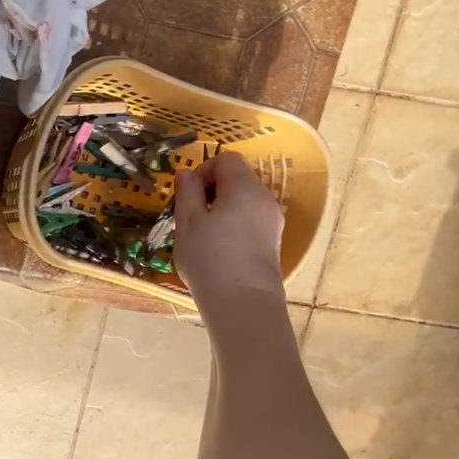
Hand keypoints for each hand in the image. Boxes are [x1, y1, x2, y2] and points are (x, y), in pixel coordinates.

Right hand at [172, 151, 286, 308]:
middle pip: (237, 179)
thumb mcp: (187, 222)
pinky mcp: (271, 240)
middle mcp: (264, 198)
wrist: (242, 299)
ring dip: (220, 209)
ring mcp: (271, 220)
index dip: (203, 170)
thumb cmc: (209, 257)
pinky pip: (249, 220)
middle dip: (210, 191)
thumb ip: (186, 193)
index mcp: (243, 188)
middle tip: (189, 217)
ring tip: (201, 236)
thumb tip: (186, 172)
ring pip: (243, 201)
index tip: (186, 194)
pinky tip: (217, 249)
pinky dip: (232, 224)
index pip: (226, 159)